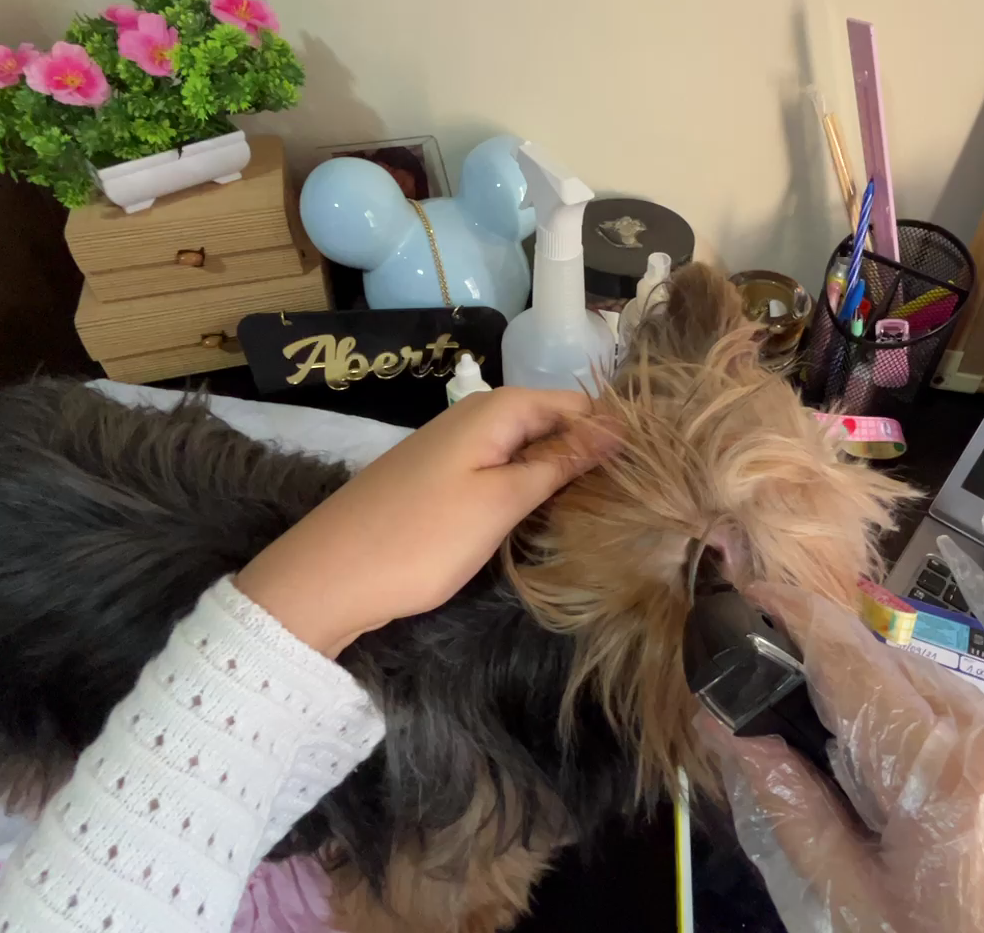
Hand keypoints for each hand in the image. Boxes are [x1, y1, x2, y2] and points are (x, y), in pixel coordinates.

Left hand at [235, 387, 607, 655]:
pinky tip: (551, 511)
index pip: (576, 404)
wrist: (327, 578)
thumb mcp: (502, 499)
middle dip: (593, 452)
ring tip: (609, 504)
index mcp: (496, 409)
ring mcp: (457, 447)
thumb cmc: (423, 537)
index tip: (656, 465)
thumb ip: (560, 460)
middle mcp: (477, 416)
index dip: (615, 430)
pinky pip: (502, 467)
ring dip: (564, 471)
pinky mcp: (444, 477)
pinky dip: (530, 485)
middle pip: (552, 423)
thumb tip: (617, 427)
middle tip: (639, 493)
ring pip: (528, 447)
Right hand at [698, 583, 983, 932]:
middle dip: (829, 666)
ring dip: (874, 692)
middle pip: (887, 659)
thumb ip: (784, 802)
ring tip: (851, 764)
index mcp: (944, 776)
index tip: (750, 595)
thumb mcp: (848, 904)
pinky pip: (963, 706)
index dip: (793, 614)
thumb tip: (719, 721)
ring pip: (924, 676)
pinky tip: (905, 775)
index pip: (848, 658)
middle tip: (784, 712)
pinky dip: (917, 716)